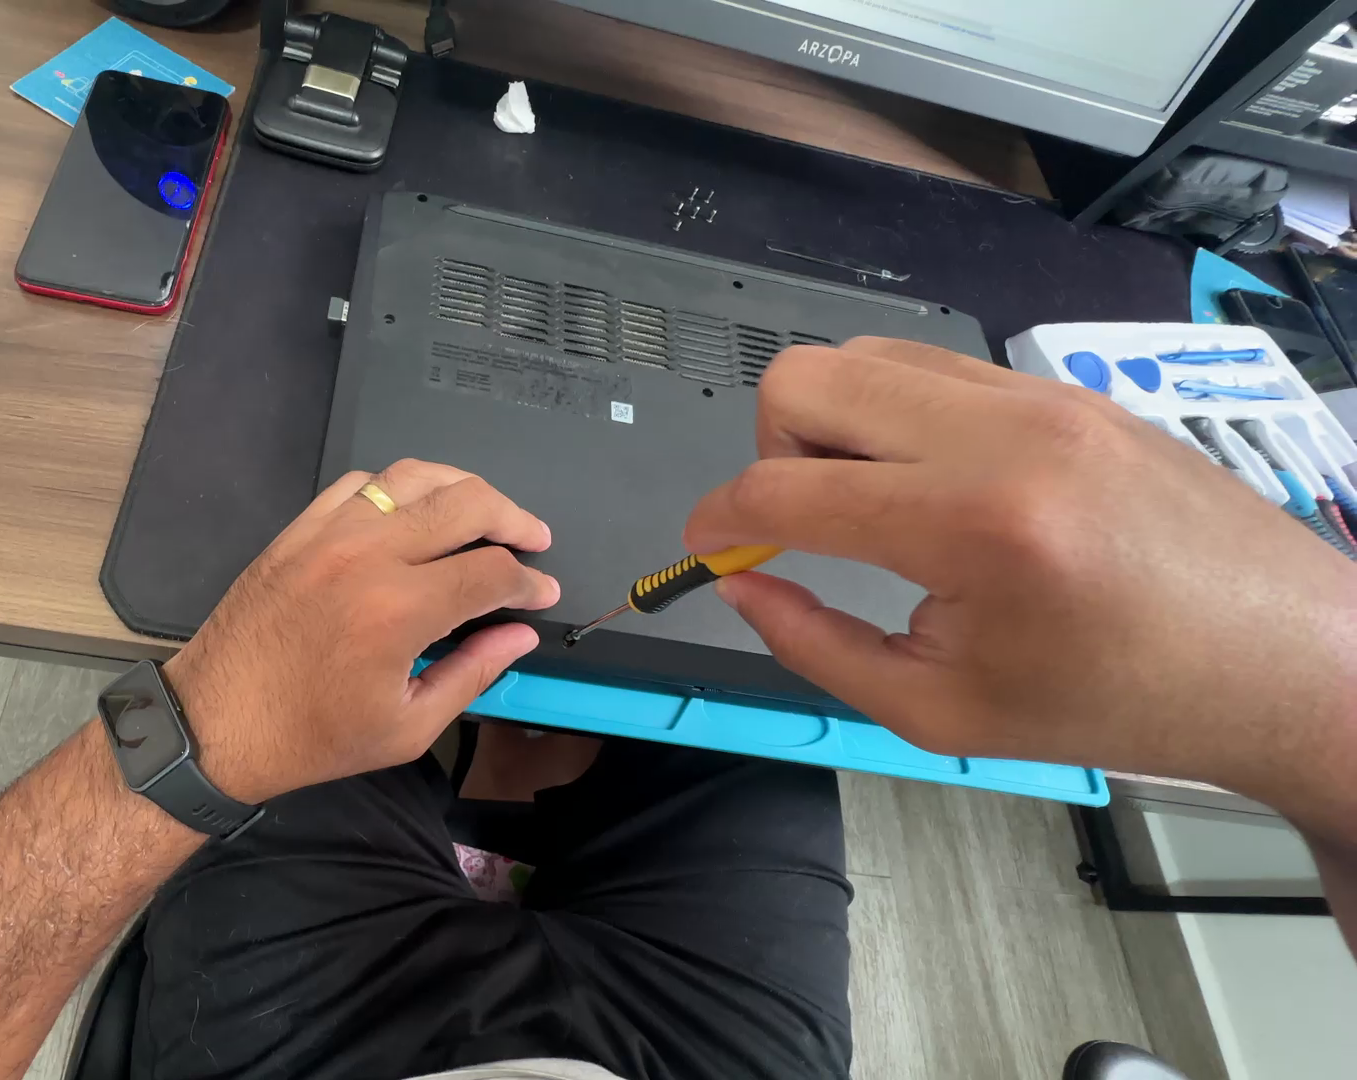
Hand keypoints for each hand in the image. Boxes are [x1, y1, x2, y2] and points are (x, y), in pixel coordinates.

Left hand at [163, 459, 559, 802]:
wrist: (217, 720)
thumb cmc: (314, 736)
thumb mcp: (407, 727)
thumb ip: (473, 672)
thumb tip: (521, 634)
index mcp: (400, 609)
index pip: (491, 572)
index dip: (529, 581)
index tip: (542, 593)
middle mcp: (369, 553)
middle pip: (465, 503)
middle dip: (514, 518)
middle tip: (534, 538)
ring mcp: (329, 532)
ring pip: (415, 476)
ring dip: (462, 487)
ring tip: (486, 509)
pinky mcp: (300, 528)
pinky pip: (361, 482)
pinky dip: (400, 485)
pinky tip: (414, 507)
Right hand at [683, 337, 1356, 821]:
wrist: (1294, 662)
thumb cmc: (1110, 703)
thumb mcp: (933, 709)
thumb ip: (807, 643)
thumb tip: (738, 583)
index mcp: (970, 526)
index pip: (780, 490)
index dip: (715, 518)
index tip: (706, 545)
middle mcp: (999, 434)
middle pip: (800, 382)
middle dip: (766, 452)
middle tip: (799, 517)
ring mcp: (1034, 396)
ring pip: (853, 358)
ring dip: (821, 426)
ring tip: (859, 495)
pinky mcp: (1055, 387)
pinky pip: (917, 367)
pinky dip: (878, 415)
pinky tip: (913, 477)